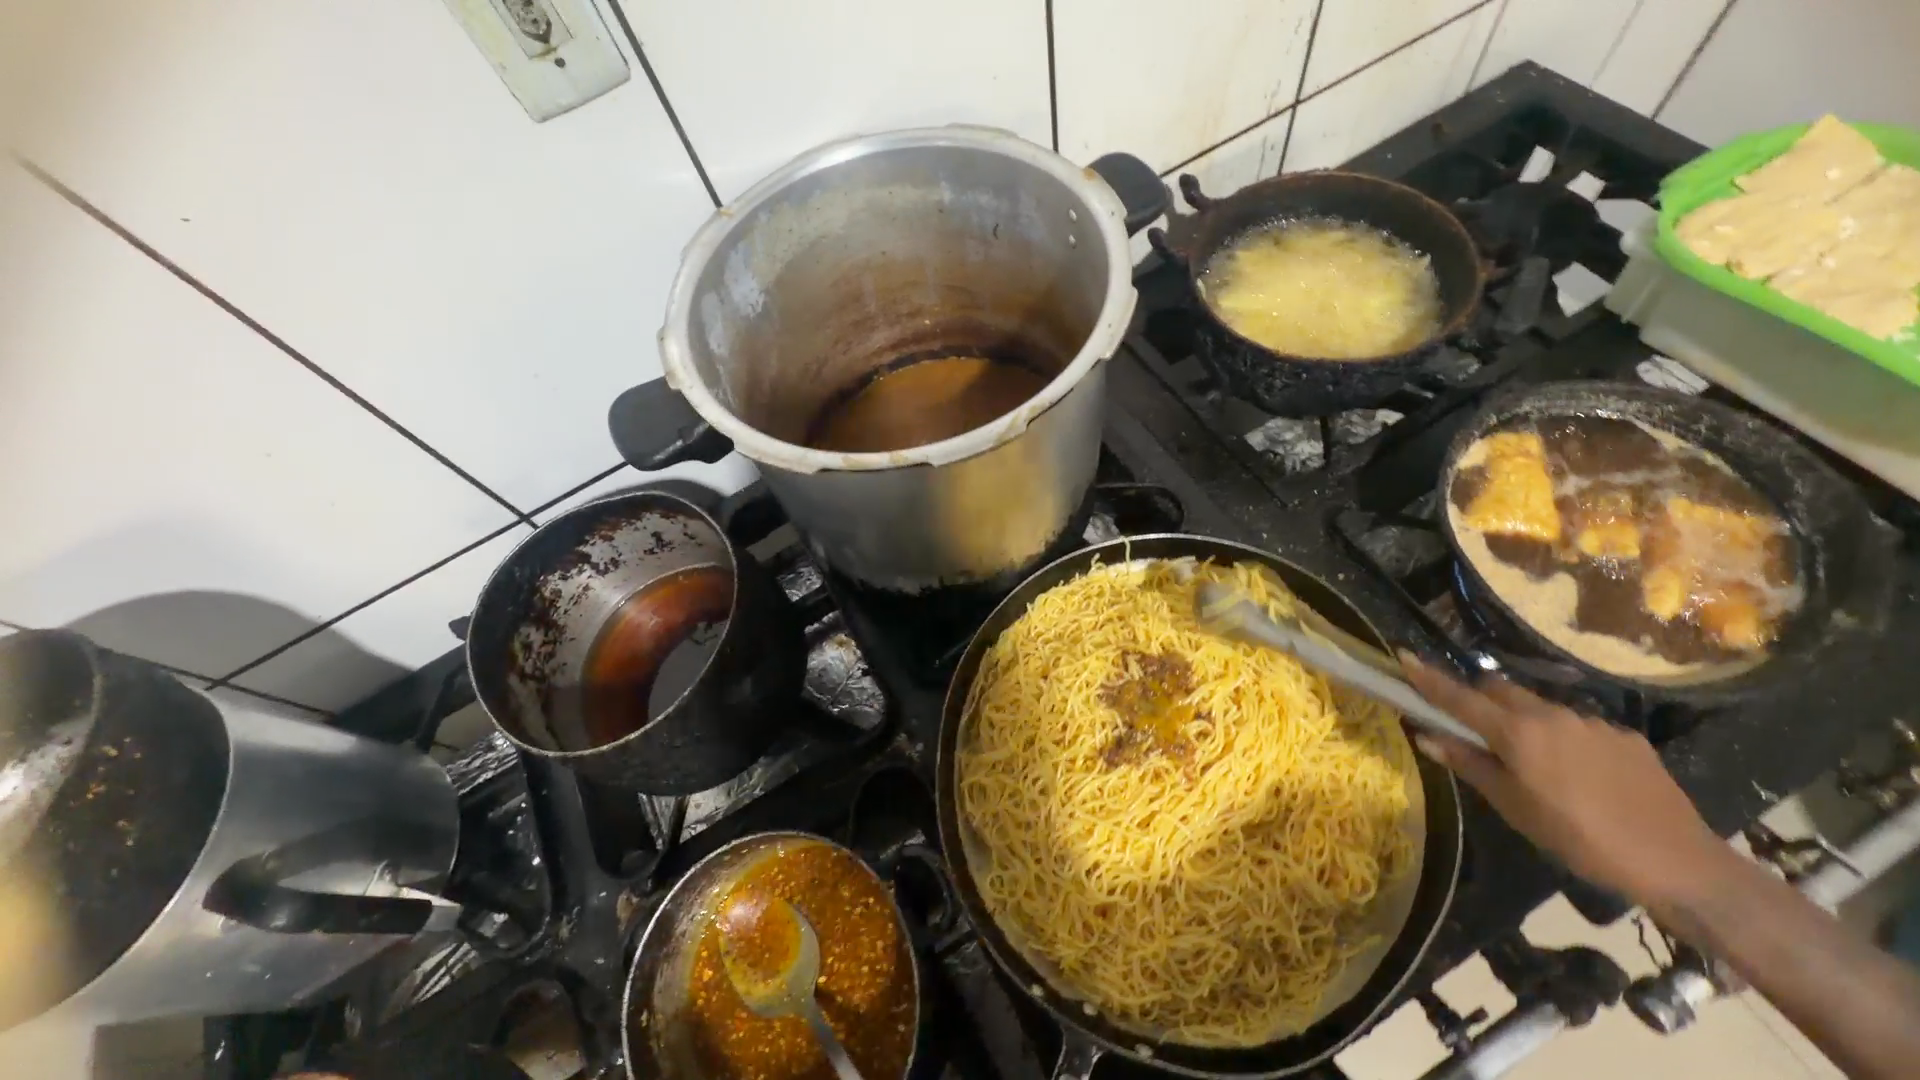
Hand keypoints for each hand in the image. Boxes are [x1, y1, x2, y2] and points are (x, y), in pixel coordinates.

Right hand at [1398, 654, 1728, 907]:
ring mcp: (1594, 723)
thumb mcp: (1513, 808)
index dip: (1430, 679)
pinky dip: (1564, 741)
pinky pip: (1579, 728)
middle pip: (1501, 692)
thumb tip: (1428, 736)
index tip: (1404, 656)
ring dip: (1524, 724)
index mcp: (1519, 732)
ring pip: (1541, 710)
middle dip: (1479, 701)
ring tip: (1532, 766)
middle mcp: (1553, 714)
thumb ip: (1470, 765)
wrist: (1676, 862)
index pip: (1461, 698)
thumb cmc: (1579, 839)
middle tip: (1472, 730)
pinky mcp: (1626, 737)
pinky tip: (1579, 778)